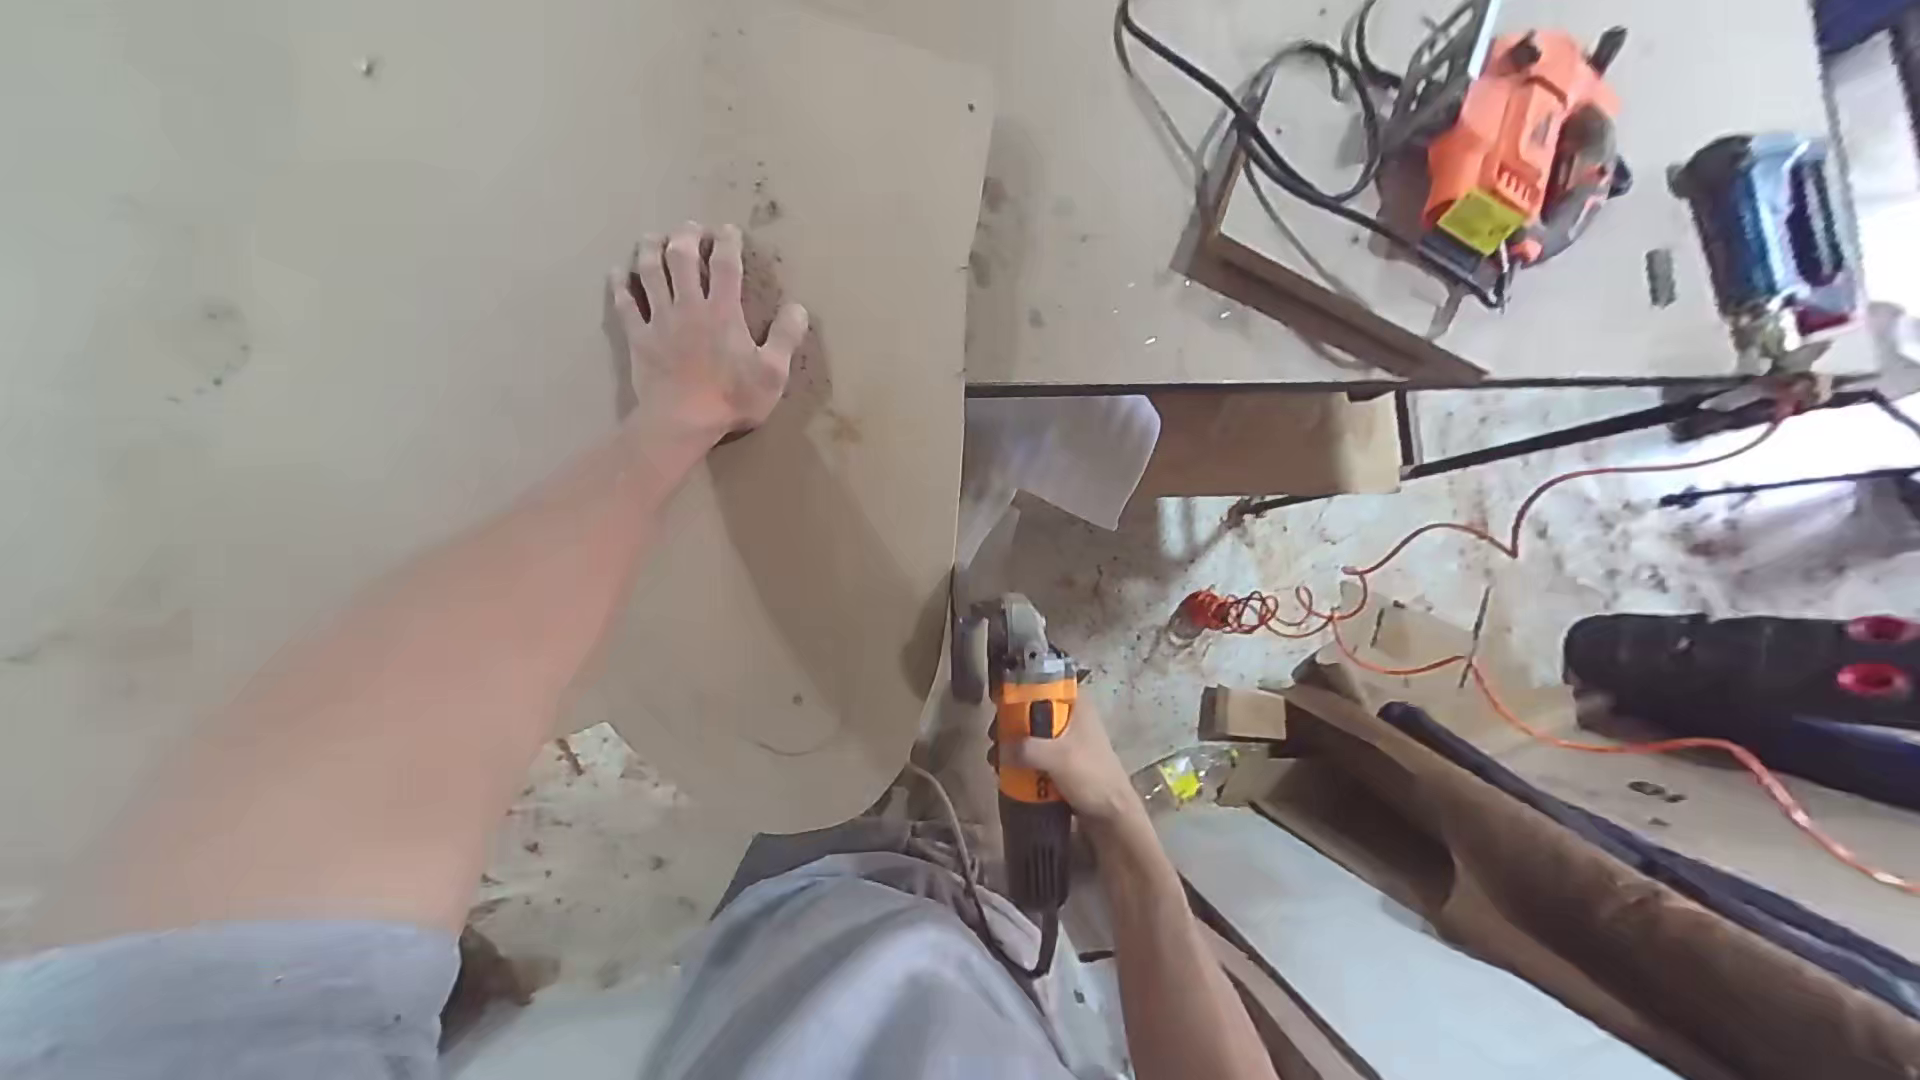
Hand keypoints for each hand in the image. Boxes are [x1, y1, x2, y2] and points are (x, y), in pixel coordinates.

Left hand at [609, 221, 809, 444]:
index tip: (729, 230)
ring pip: (649, 271)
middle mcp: (688, 306)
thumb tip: (798, 308)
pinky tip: (617, 273)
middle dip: (686, 236)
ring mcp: (659, 320)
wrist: (683, 421)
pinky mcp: (638, 338)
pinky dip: (620, 285)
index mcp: (723, 311)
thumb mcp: (773, 373)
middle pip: (681, 257)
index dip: (727, 242)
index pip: (725, 265)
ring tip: (654, 237)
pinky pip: (625, 304)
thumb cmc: (732, 398)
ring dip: (650, 249)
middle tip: (691, 228)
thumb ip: (785, 338)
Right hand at [999, 703, 1140, 826]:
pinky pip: (1035, 754)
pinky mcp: (1062, 761)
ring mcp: (1067, 740)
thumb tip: (999, 749)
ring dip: (1012, 746)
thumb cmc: (1091, 776)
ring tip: (995, 761)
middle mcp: (1071, 716)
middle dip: (1010, 725)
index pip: (1043, 683)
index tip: (997, 705)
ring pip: (1032, 734)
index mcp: (1076, 703)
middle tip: (994, 738)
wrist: (1112, 816)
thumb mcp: (1057, 757)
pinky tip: (1006, 772)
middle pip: (1032, 710)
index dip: (1018, 690)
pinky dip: (1021, 760)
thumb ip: (1026, 748)